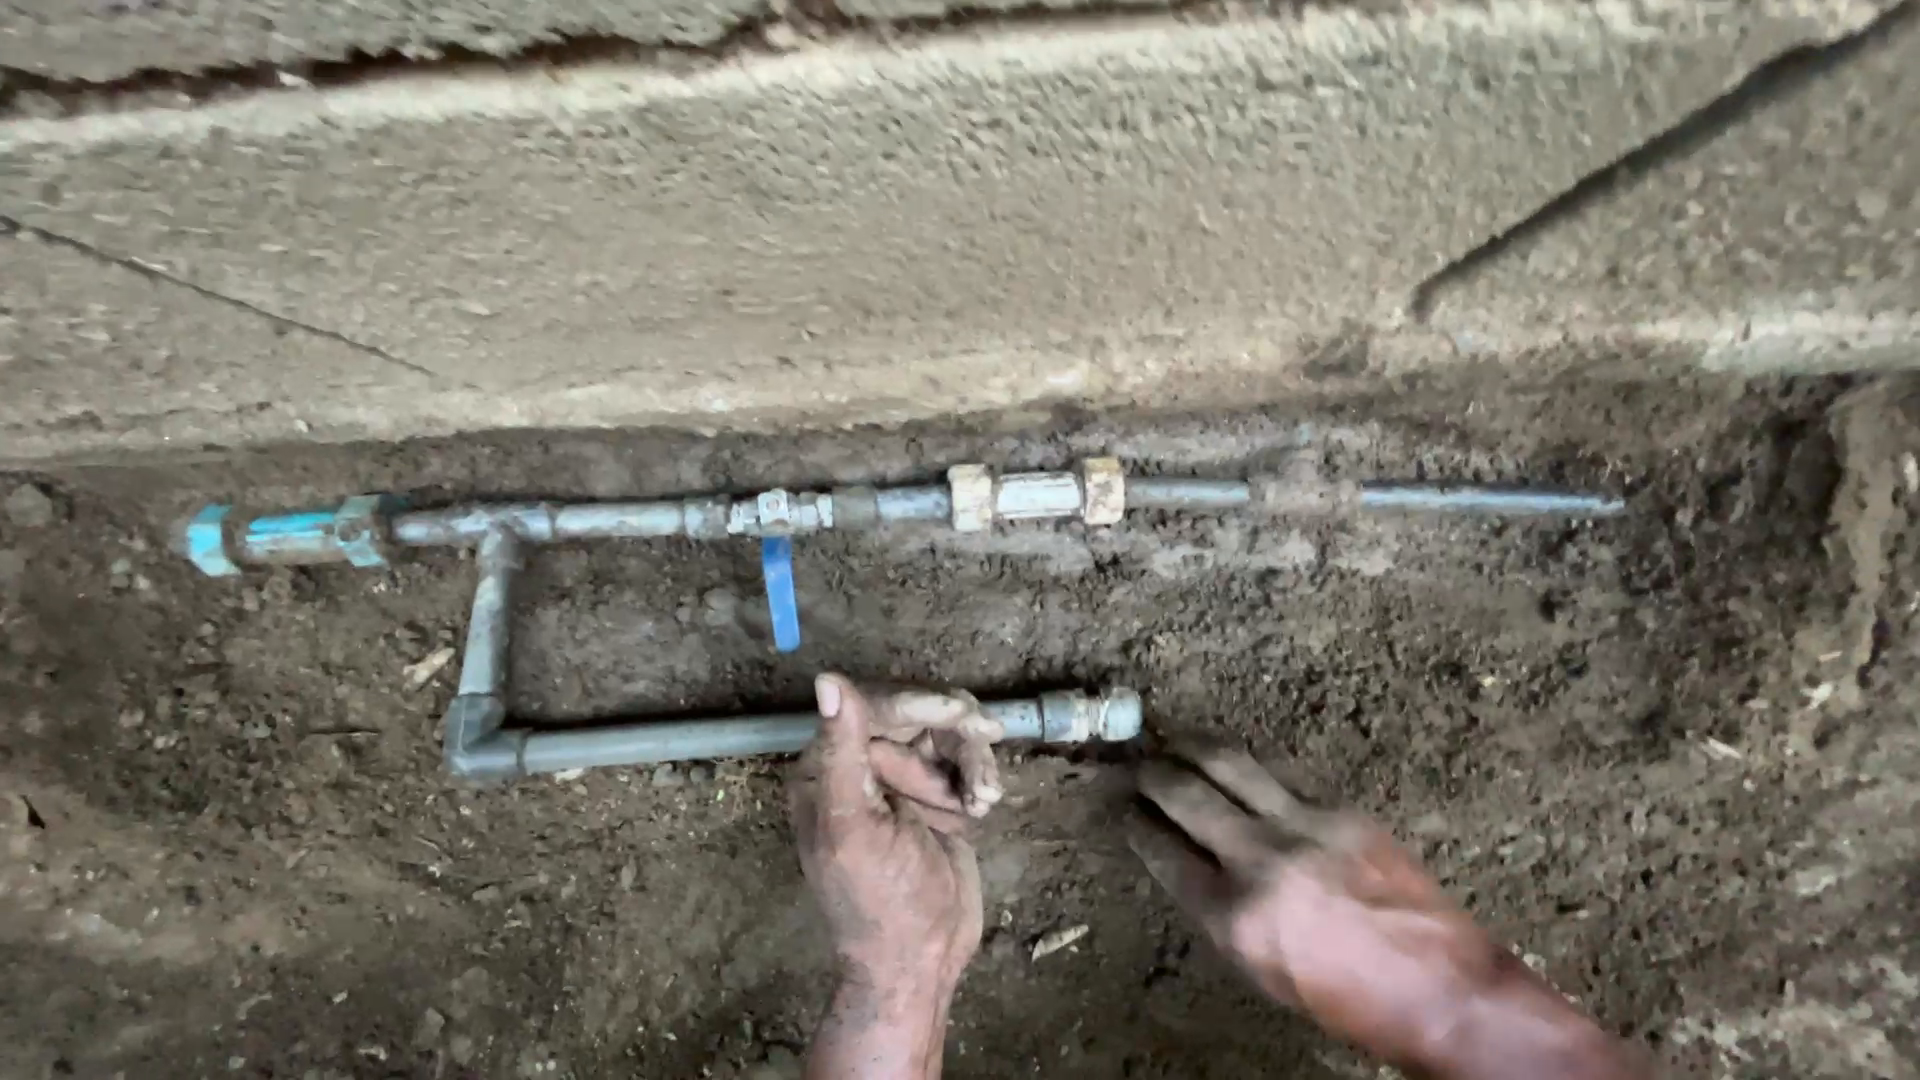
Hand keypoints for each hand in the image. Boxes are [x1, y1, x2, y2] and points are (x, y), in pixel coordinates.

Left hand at [790, 674, 1002, 1078]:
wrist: (921, 959)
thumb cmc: (878, 901)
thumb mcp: (853, 829)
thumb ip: (841, 752)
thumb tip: (826, 680)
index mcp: (826, 767)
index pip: (872, 708)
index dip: (916, 704)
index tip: (958, 713)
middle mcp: (861, 763)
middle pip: (916, 713)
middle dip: (953, 731)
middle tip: (986, 737)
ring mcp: (902, 777)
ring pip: (946, 732)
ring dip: (971, 759)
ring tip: (982, 798)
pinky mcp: (935, 792)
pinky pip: (963, 759)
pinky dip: (978, 776)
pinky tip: (983, 804)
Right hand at [1132, 747, 1645, 1079]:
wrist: (1444, 989)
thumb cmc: (1343, 996)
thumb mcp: (1259, 966)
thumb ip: (1212, 905)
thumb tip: (1179, 852)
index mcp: (1235, 915)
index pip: (1162, 850)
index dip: (1134, 823)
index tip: (1120, 807)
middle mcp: (1261, 859)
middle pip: (1184, 793)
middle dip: (1150, 772)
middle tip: (1135, 763)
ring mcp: (1304, 824)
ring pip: (1228, 761)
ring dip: (1190, 743)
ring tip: (1169, 734)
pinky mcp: (1340, 808)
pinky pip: (1278, 769)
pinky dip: (1245, 759)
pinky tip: (1231, 755)